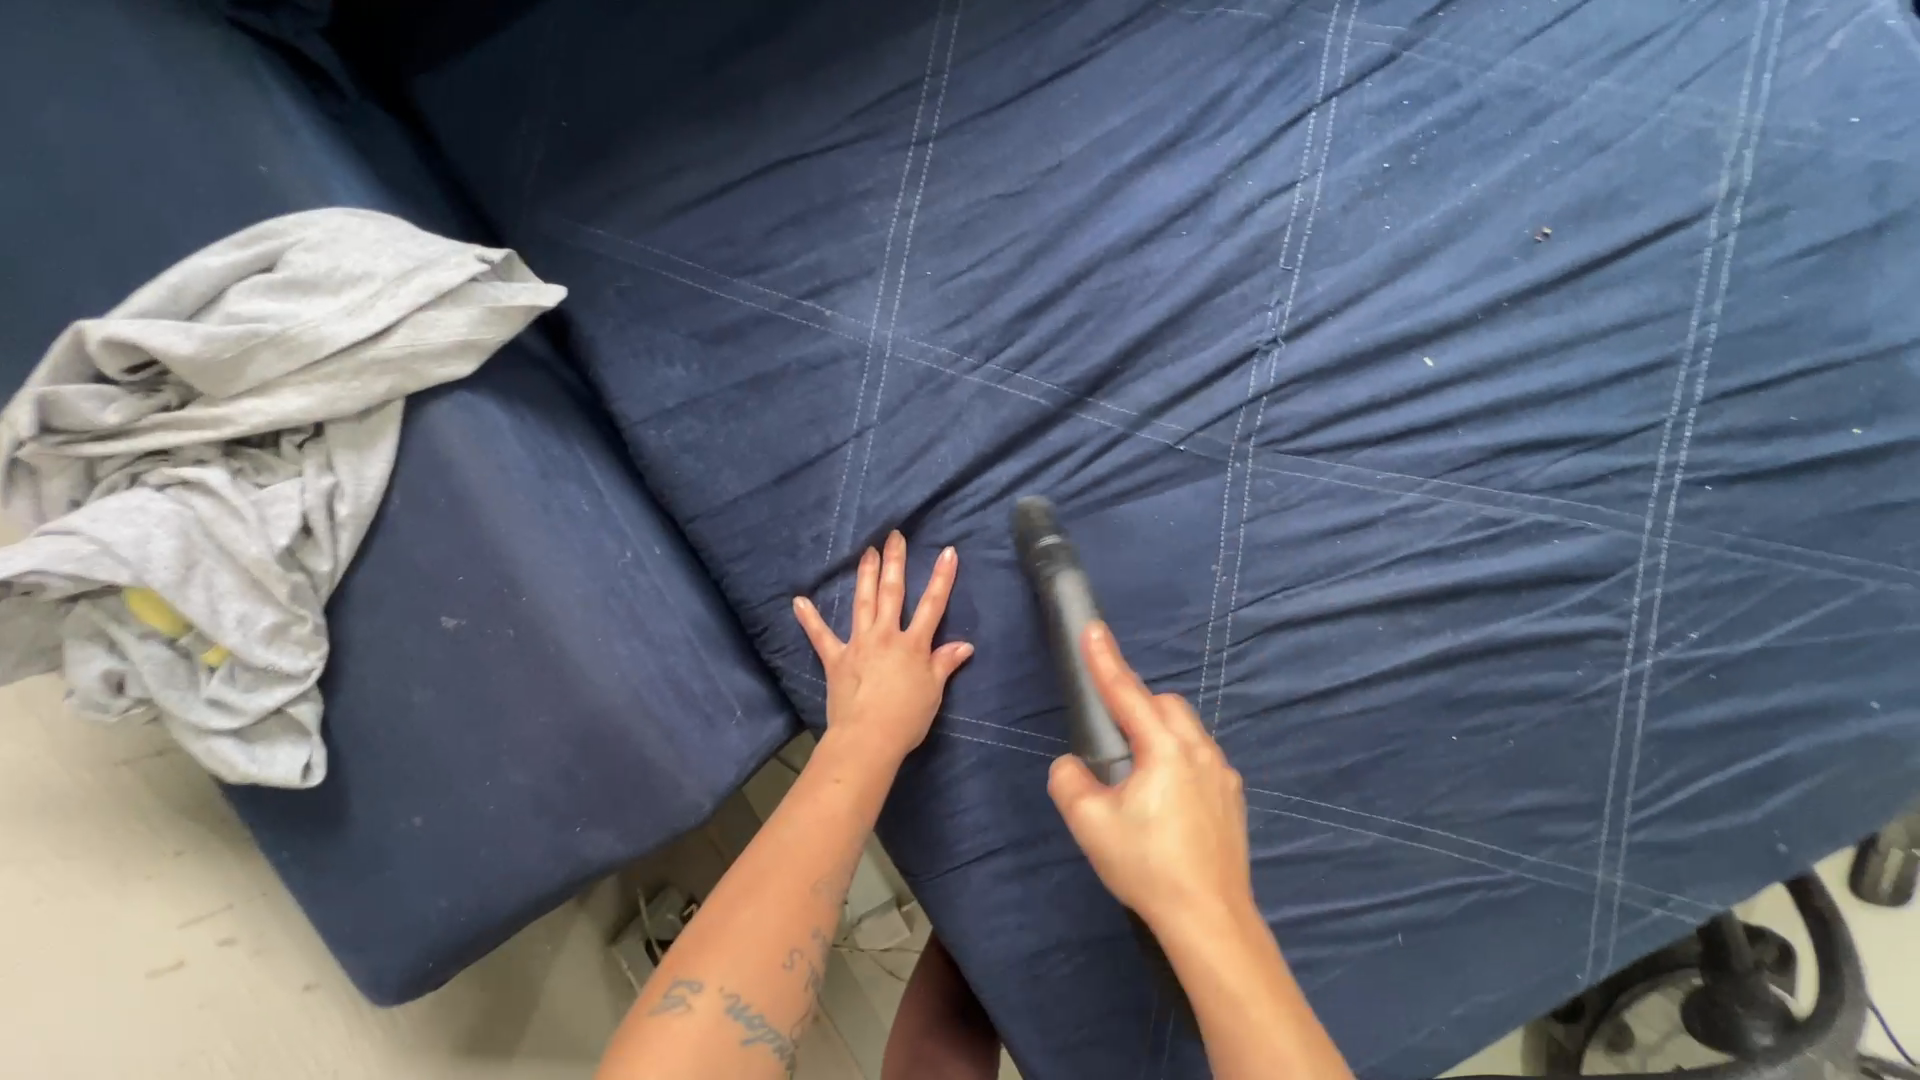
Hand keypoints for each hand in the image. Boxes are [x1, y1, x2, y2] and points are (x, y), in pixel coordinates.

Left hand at [793, 531, 973, 767]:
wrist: (868, 738)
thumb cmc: (907, 718)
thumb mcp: (933, 691)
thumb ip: (945, 664)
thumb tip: (964, 645)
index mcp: (913, 644)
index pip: (933, 604)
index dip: (942, 577)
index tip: (947, 551)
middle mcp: (886, 636)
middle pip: (893, 593)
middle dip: (895, 562)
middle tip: (894, 536)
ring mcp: (858, 645)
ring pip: (863, 603)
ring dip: (865, 576)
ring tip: (867, 552)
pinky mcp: (835, 659)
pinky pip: (820, 636)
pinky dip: (809, 619)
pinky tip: (798, 601)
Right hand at [1047, 622, 1252, 928]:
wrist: (1209, 918)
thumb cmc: (1147, 866)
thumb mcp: (1090, 824)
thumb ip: (1069, 782)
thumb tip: (1072, 766)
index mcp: (1163, 749)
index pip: (1127, 693)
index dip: (1105, 660)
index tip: (1093, 629)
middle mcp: (1199, 751)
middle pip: (1164, 705)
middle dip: (1136, 703)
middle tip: (1111, 733)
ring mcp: (1223, 776)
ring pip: (1187, 731)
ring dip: (1159, 732)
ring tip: (1137, 772)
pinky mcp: (1233, 800)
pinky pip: (1201, 759)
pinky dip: (1179, 759)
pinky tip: (1167, 800)